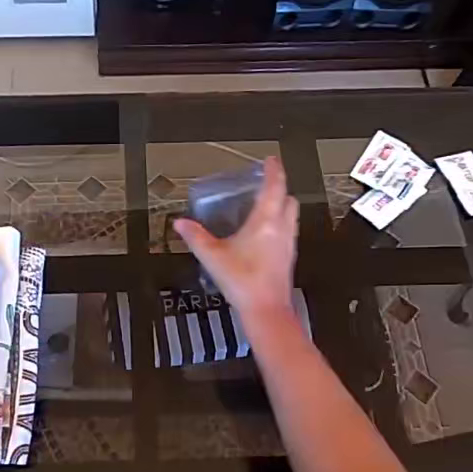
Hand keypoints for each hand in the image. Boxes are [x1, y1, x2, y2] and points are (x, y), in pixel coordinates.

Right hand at [174, 156, 298, 327]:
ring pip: (291, 217)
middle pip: (289, 199)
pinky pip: (288, 233)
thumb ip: (196, 237)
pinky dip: (280, 226)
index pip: (275, 186)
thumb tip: (181, 224)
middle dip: (280, 188)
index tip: (271, 160)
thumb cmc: (244, 282)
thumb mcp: (213, 257)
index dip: (274, 170)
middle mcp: (282, 229)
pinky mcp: (288, 259)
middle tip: (267, 184)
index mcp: (266, 221)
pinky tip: (264, 235)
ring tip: (264, 206)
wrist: (266, 310)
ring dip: (282, 207)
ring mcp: (288, 244)